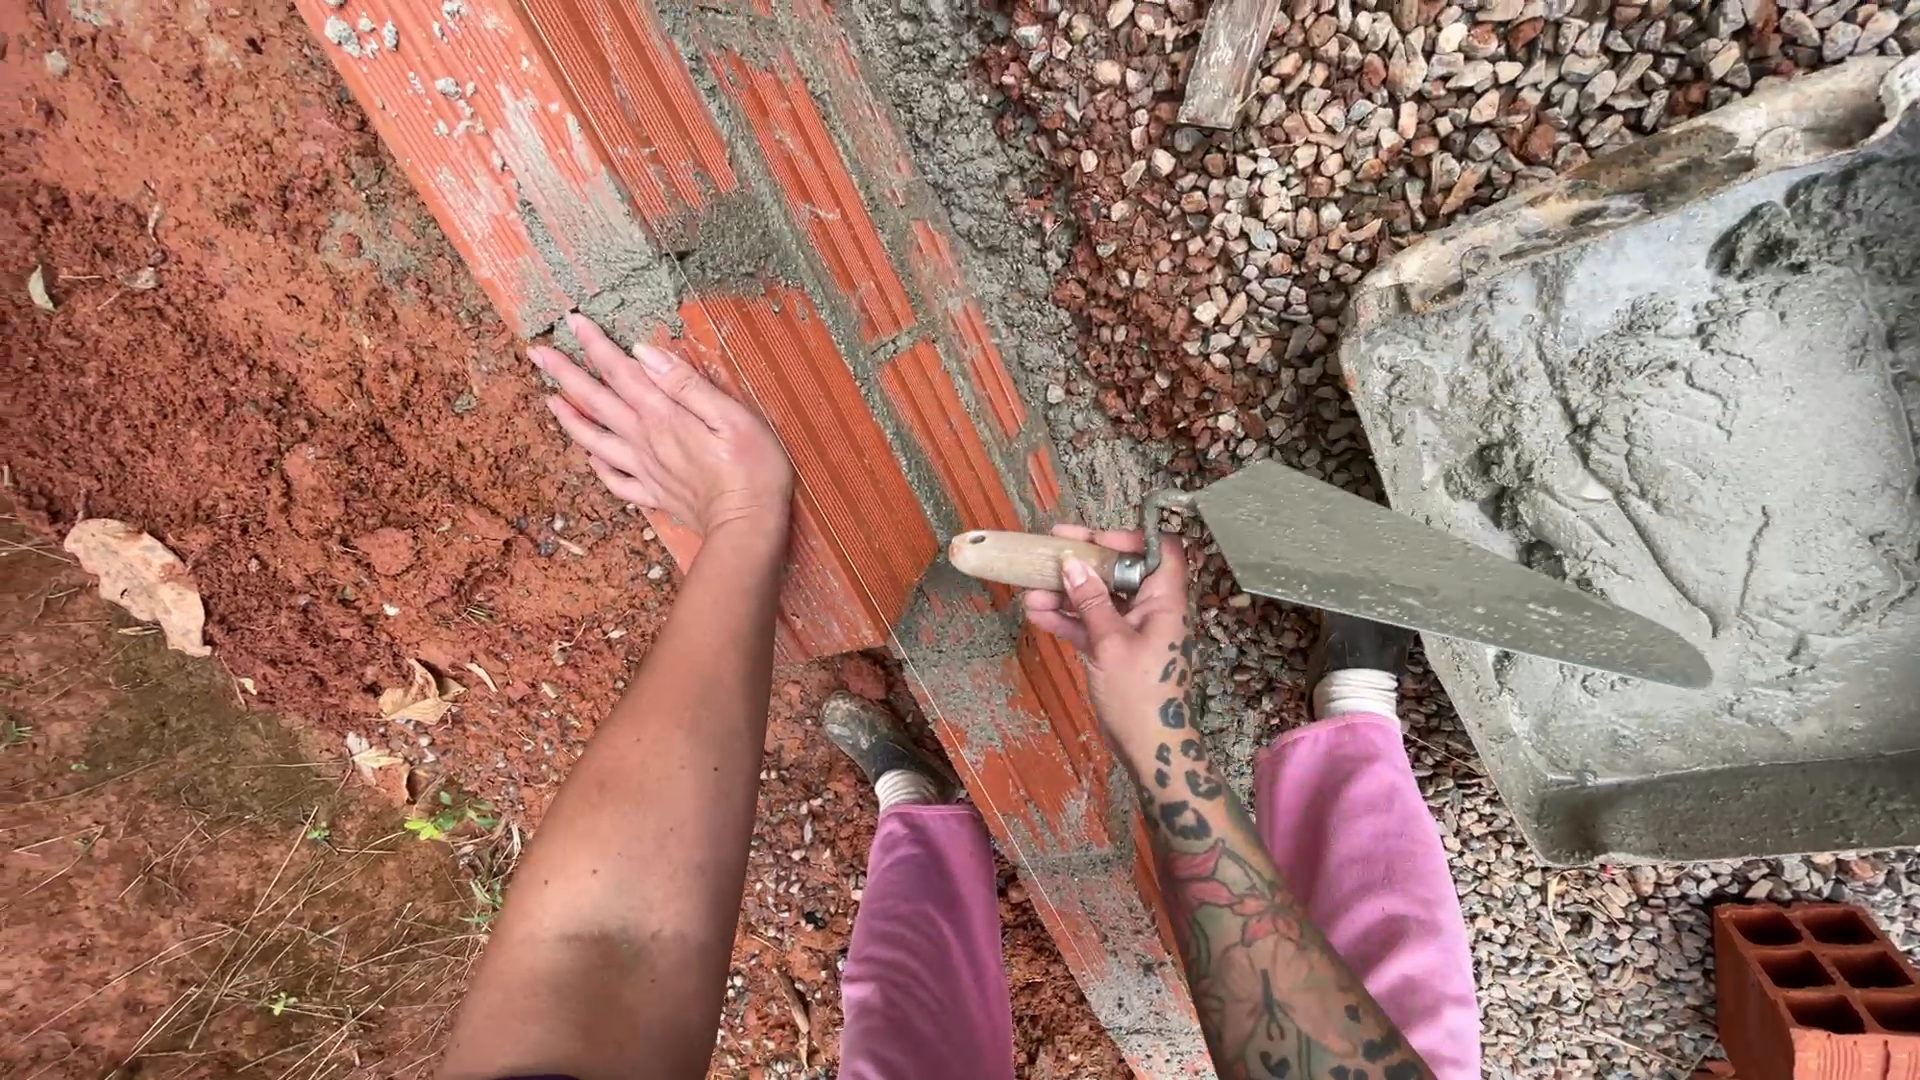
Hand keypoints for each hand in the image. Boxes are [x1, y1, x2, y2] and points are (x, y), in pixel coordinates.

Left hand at [529, 314, 793, 539]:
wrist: (748, 525)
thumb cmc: (752, 469)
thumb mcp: (732, 415)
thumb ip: (687, 385)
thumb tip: (646, 353)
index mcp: (663, 416)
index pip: (621, 372)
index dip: (595, 345)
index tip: (573, 321)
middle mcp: (645, 441)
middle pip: (596, 401)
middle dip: (565, 373)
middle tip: (537, 352)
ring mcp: (646, 471)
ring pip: (594, 440)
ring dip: (569, 418)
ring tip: (550, 400)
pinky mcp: (655, 495)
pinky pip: (615, 481)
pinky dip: (598, 466)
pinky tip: (591, 457)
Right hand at [1021, 525, 1193, 754]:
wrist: (1148, 747)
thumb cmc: (1140, 694)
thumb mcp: (1111, 643)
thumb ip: (1091, 601)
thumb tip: (1072, 563)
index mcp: (1164, 601)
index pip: (1159, 552)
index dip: (1130, 539)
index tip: (1095, 538)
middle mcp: (1150, 609)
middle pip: (1118, 572)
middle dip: (1083, 561)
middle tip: (1050, 547)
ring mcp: (1131, 630)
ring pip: (1098, 599)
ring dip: (1065, 594)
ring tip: (1030, 592)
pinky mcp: (1114, 649)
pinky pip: (1090, 624)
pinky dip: (1067, 619)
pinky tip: (1037, 615)